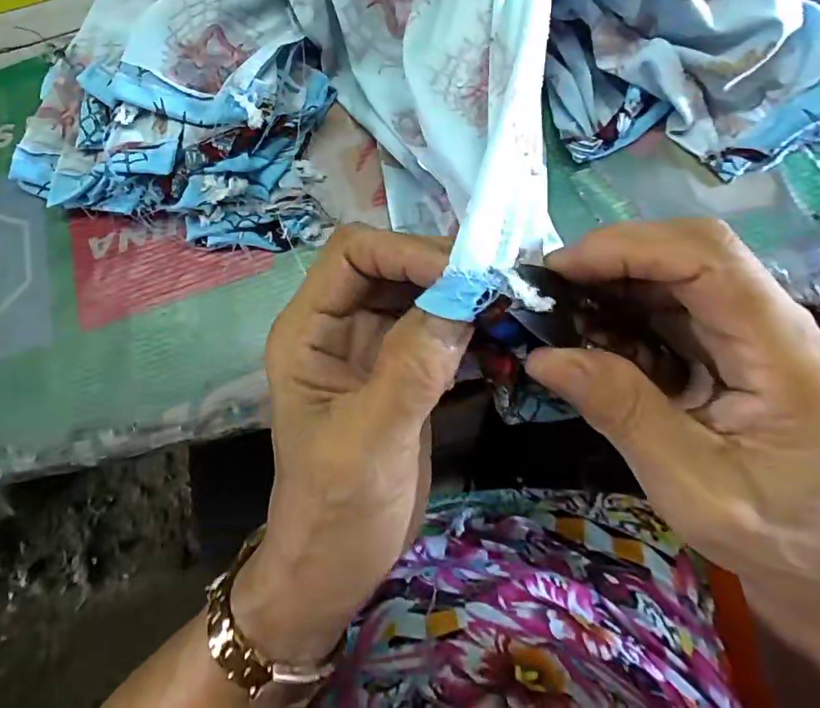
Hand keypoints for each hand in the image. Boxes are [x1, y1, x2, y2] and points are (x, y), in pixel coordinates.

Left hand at [234, 226, 467, 664]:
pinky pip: (434, 331)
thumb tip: (459, 301)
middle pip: (387, 266)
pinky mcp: (399, 372)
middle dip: (440, 268)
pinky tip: (504, 337)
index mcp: (307, 330)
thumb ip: (410, 371)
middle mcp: (335, 326)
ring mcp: (368, 347)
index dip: (405, 252)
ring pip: (415, 294)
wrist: (334, 567)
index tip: (465, 275)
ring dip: (459, 295)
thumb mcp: (369, 441)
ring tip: (512, 303)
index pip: (351, 254)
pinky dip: (467, 328)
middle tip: (502, 283)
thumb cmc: (336, 509)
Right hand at [523, 218, 819, 588]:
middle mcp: (787, 332)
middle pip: (696, 251)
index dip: (630, 248)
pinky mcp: (741, 342)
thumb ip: (621, 412)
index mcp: (793, 363)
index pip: (712, 261)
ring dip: (615, 280)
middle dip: (614, 257)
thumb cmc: (771, 539)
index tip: (560, 270)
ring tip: (565, 313)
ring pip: (681, 268)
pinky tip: (597, 335)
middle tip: (552, 288)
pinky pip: (677, 300)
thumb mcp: (689, 487)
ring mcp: (766, 333)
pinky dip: (626, 306)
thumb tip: (542, 356)